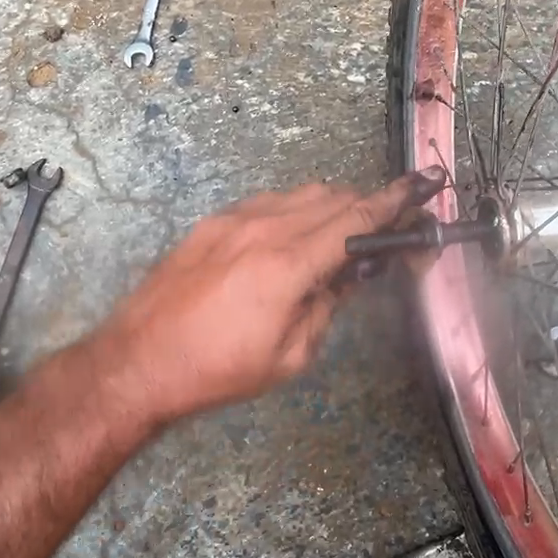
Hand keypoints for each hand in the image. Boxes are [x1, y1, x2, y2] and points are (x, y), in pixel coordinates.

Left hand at [88, 167, 447, 426]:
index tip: (421, 187)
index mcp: (289, 264)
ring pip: (300, 194)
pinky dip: (293, 212)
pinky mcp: (211, 222)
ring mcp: (233, 219)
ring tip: (335, 240)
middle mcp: (264, 228)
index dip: (394, 202)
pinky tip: (289, 241)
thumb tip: (352, 274)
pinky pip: (268, 203)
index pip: (356, 219)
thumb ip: (328, 305)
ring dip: (329, 207)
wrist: (137, 362)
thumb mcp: (291, 355)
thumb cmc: (219, 370)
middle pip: (333, 197)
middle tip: (380, 233)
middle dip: (365, 207)